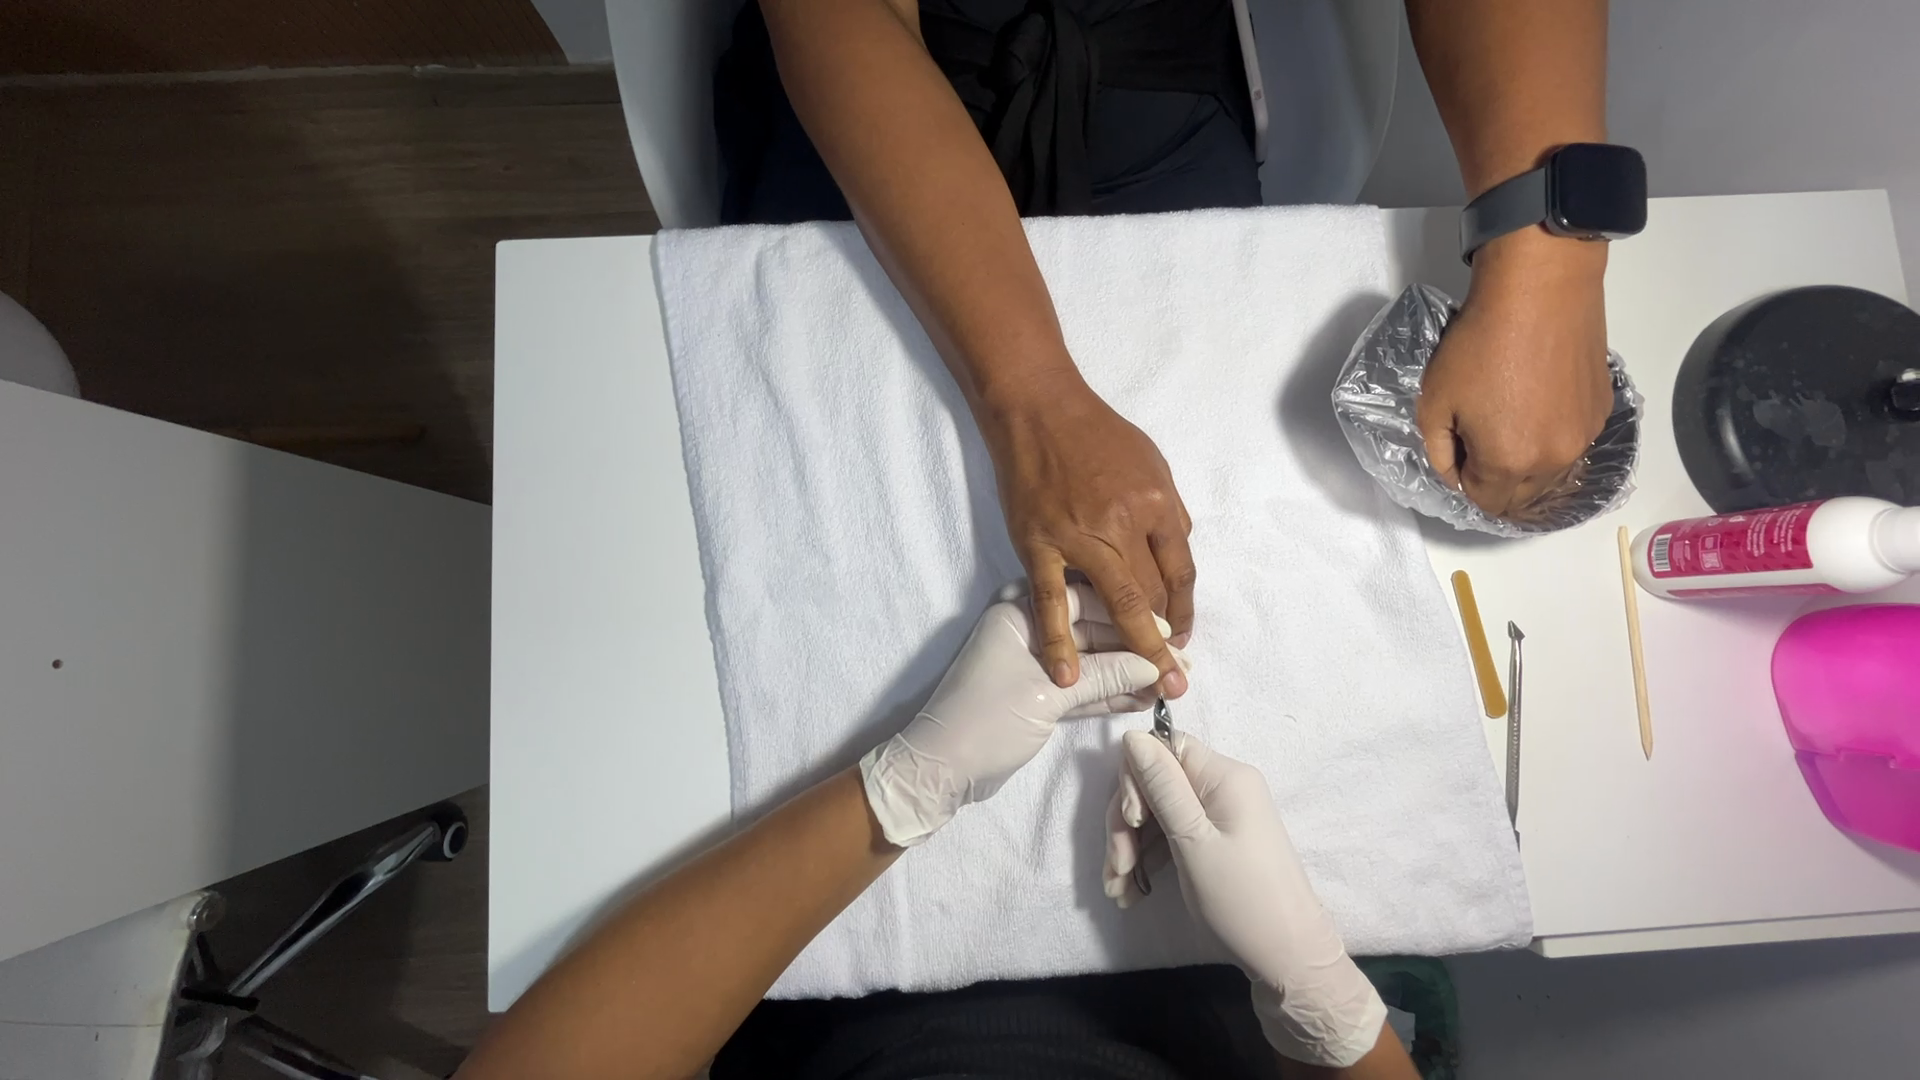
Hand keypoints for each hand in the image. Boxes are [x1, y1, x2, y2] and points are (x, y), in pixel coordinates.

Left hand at [861, 584, 1173, 846]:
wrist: (942, 769)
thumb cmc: (987, 718)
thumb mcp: (1047, 694)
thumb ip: (1103, 676)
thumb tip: (1155, 665)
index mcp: (1019, 615)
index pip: (1083, 603)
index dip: (1127, 618)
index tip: (1167, 633)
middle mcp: (1028, 633)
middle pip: (1091, 635)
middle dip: (1134, 651)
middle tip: (1181, 664)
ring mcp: (1033, 666)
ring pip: (1090, 664)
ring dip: (1127, 675)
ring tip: (1172, 684)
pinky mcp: (1038, 697)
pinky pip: (1081, 688)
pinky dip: (1109, 694)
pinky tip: (1143, 697)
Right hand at [979, 383, 1192, 697]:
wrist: (1039, 410)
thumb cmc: (1097, 433)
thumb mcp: (1151, 461)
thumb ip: (1167, 509)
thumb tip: (1175, 551)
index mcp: (1156, 503)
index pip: (1181, 570)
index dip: (1185, 609)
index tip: (1183, 634)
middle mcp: (1125, 525)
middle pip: (1153, 593)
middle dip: (1167, 637)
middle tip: (1175, 676)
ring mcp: (1079, 538)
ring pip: (1116, 604)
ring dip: (1136, 649)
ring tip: (1149, 685)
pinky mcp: (1040, 546)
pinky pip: (1052, 602)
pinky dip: (1059, 641)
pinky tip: (1066, 675)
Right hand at [1103, 730, 1386, 1067]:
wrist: (1289, 962)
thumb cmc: (1242, 899)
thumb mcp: (1193, 840)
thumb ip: (1160, 785)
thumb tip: (1131, 734)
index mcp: (1223, 776)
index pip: (1162, 746)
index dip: (1135, 777)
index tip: (1131, 821)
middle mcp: (1220, 786)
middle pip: (1153, 782)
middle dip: (1126, 823)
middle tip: (1117, 866)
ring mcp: (1217, 814)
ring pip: (1154, 811)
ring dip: (1130, 846)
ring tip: (1119, 888)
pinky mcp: (1212, 839)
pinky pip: (1168, 833)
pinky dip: (1146, 858)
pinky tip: (1130, 890)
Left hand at [1415, 230, 1611, 519]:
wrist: (1540, 293)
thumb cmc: (1476, 349)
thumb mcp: (1433, 405)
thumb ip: (1438, 453)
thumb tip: (1452, 476)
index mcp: (1509, 463)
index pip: (1485, 502)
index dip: (1464, 485)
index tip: (1454, 458)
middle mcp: (1555, 459)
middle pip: (1521, 496)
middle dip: (1493, 483)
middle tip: (1473, 447)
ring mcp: (1586, 434)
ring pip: (1550, 475)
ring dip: (1524, 467)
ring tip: (1502, 432)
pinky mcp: (1603, 408)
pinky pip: (1571, 446)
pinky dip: (1549, 443)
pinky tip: (1532, 414)